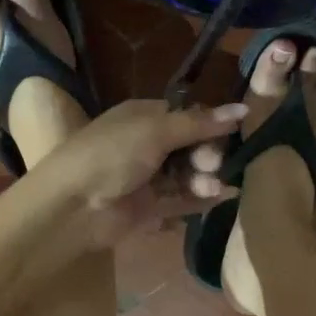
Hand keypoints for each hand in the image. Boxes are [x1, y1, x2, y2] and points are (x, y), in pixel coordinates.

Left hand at [32, 100, 247, 246]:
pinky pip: (183, 200)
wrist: (72, 206)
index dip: (209, 124)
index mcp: (144, 116)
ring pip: (189, 173)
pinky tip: (224, 196)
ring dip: (204, 177)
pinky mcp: (150, 207)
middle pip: (192, 145)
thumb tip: (242, 108)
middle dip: (207, 153)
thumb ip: (199, 123)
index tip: (228, 134)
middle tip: (210, 164)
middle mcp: (147, 144)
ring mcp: (148, 177)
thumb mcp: (155, 130)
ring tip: (209, 186)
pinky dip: (203, 198)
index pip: (187, 115)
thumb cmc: (111, 154)